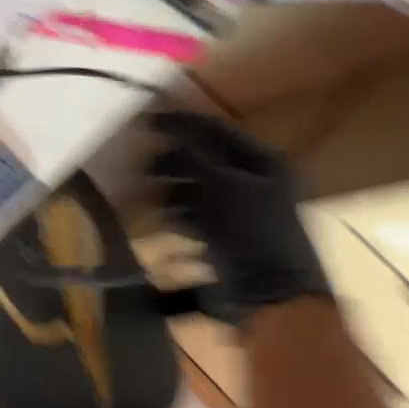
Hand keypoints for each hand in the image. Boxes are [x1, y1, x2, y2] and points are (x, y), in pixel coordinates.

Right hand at [152, 111, 329, 320]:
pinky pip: (191, 211)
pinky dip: (174, 213)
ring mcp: (241, 206)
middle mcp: (255, 179)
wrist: (269, 288)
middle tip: (139, 164)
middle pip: (201, 158)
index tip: (143, 119)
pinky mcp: (225, 230)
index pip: (215, 130)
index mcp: (264, 162)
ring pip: (192, 185)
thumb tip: (164, 121)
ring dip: (168, 190)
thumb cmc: (248, 228)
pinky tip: (163, 220)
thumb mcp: (218, 183)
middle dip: (169, 162)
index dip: (180, 123)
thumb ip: (190, 153)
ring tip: (148, 197)